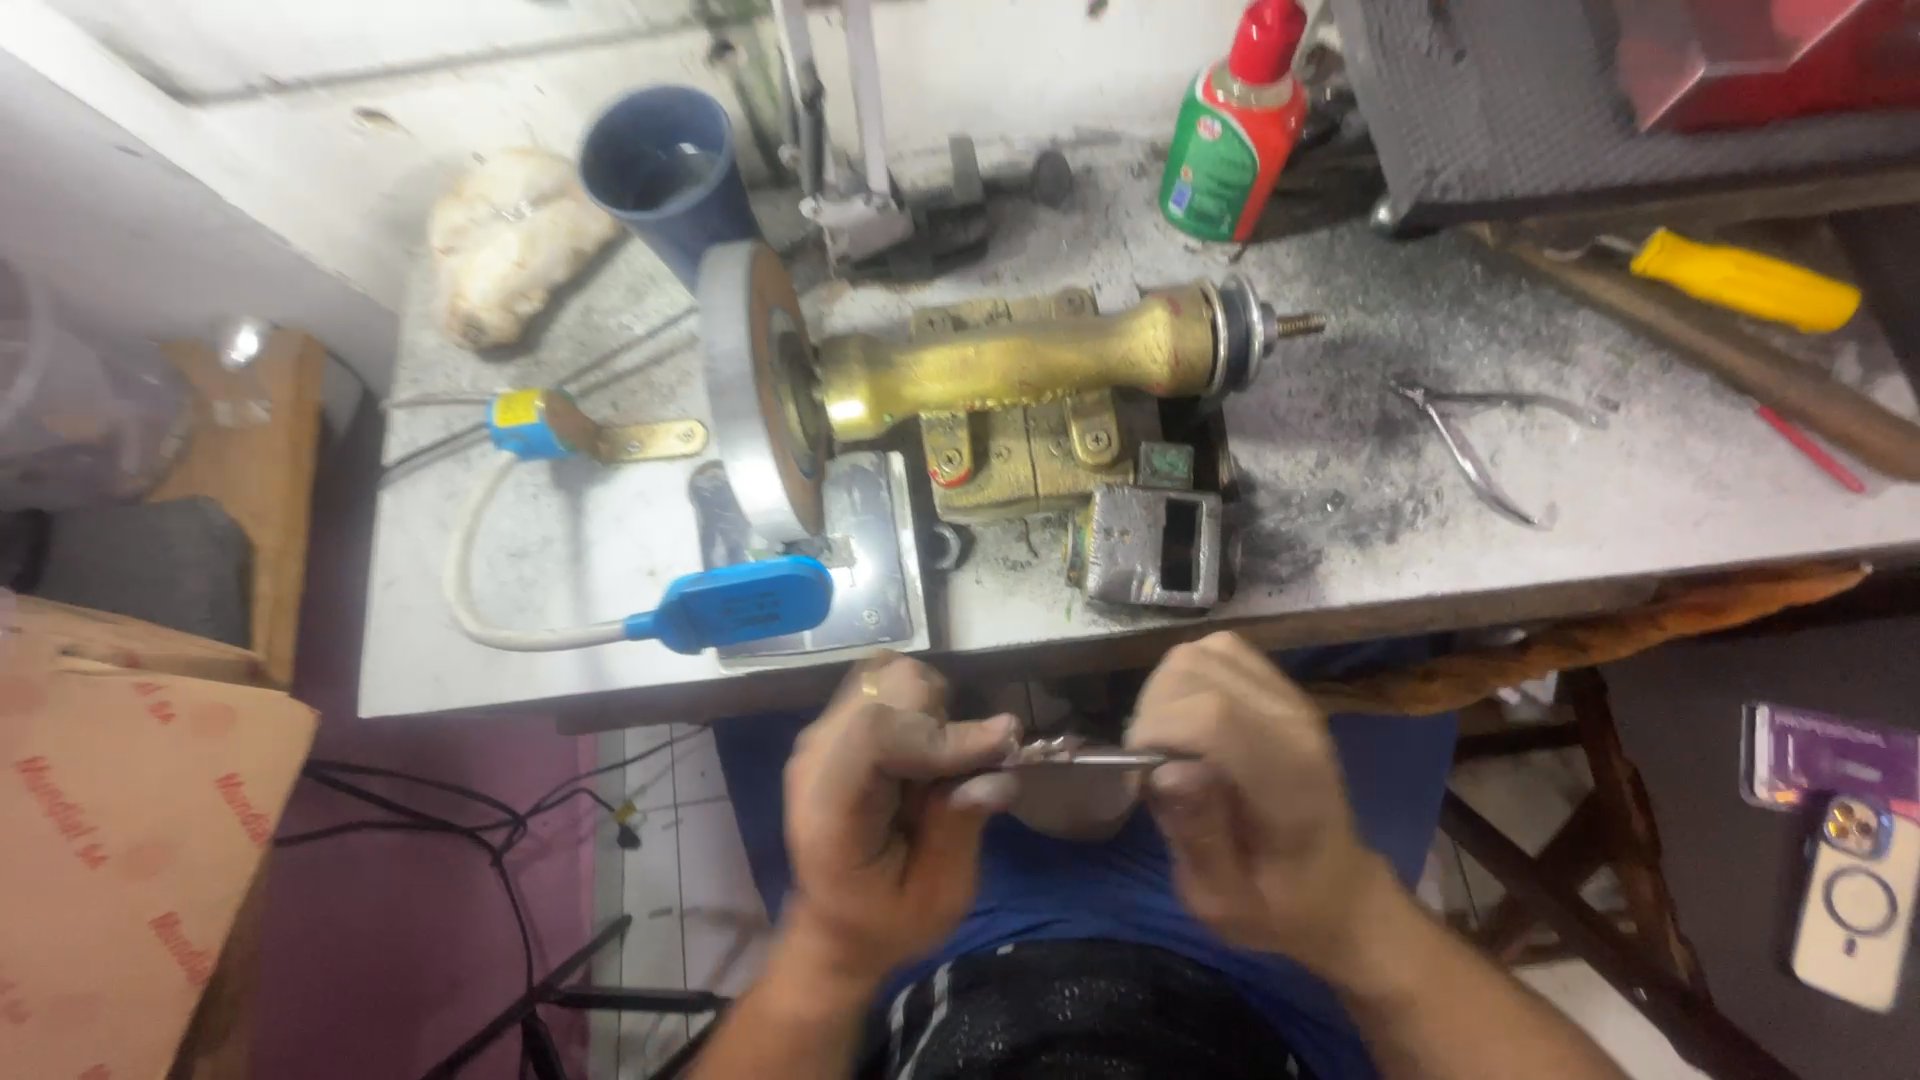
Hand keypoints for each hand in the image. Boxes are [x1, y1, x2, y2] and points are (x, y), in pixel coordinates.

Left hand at [780, 652, 1021, 987]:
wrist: (836, 920)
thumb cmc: (887, 920)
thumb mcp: (938, 899)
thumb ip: (959, 830)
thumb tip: (1000, 770)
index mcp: (830, 810)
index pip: (874, 736)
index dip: (940, 734)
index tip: (1001, 747)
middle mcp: (817, 755)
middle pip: (889, 689)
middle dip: (942, 720)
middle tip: (957, 773)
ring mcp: (823, 732)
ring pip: (892, 674)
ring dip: (932, 710)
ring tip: (935, 767)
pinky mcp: (838, 721)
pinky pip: (887, 680)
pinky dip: (919, 704)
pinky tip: (922, 750)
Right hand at [1125, 632, 1396, 978]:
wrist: (1334, 889)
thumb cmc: (1275, 906)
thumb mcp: (1224, 903)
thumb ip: (1197, 837)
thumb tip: (1167, 770)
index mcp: (1288, 781)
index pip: (1210, 716)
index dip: (1155, 735)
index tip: (1144, 781)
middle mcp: (1293, 724)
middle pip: (1192, 672)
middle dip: (1152, 715)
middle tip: (1154, 767)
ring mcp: (1290, 698)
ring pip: (1198, 654)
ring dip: (1164, 694)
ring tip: (1168, 742)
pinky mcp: (1280, 687)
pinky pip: (1216, 651)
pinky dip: (1187, 677)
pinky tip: (1188, 719)